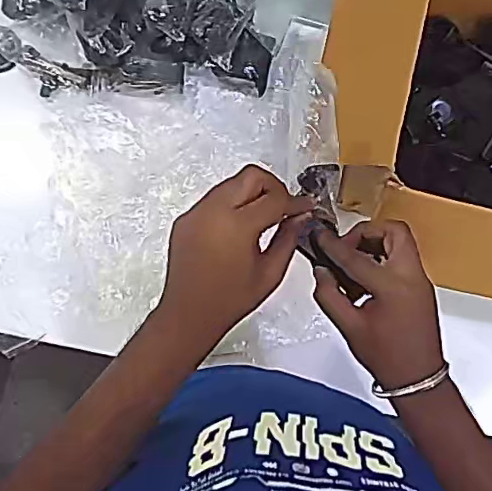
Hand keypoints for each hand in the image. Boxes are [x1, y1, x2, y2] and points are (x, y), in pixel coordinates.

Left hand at [155, 165, 310, 348]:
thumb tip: (299, 218)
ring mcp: (196, 214)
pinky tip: (243, 225)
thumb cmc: (226, 301)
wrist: (189, 314)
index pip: (275, 198)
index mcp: (236, 226)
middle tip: (286, 206)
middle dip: (274, 187)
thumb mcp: (270, 273)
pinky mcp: (186, 219)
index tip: (304, 206)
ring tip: (266, 217)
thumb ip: (288, 239)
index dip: (295, 202)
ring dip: (252, 193)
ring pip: (231, 183)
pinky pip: (214, 198)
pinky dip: (233, 203)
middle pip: (251, 176)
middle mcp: (212, 213)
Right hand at [311, 219, 445, 389]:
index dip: (334, 245)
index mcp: (393, 286)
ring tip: (354, 266)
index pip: (357, 256)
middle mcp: (412, 278)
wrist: (417, 378)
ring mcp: (421, 281)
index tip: (321, 238)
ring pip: (401, 243)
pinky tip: (366, 281)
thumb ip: (330, 295)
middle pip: (393, 231)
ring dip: (376, 245)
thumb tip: (322, 274)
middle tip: (346, 246)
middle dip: (366, 232)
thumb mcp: (349, 327)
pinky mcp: (422, 287)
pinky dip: (384, 259)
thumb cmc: (390, 359)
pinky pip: (403, 260)